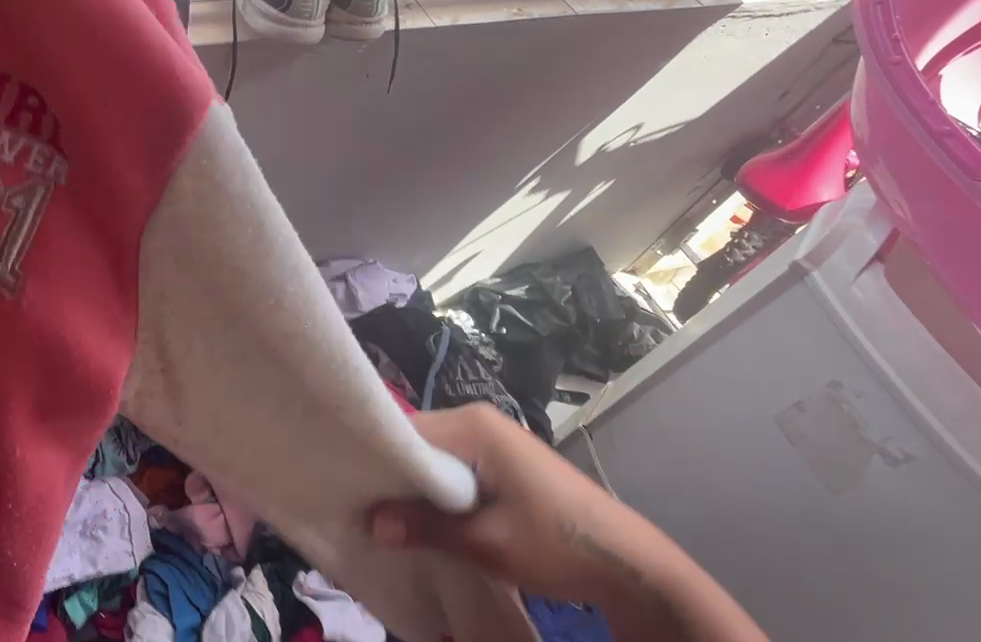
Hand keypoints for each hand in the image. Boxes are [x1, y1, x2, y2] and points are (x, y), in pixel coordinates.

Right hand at [371, 406, 705, 615]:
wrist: (627, 562)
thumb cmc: (558, 543)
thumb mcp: (488, 543)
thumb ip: (427, 526)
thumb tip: (371, 522)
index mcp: (473, 424)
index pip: (405, 431)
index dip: (378, 462)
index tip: (353, 492)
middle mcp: (478, 418)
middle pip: (418, 440)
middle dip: (397, 477)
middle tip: (368, 511)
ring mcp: (492, 436)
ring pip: (435, 456)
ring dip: (419, 487)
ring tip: (392, 518)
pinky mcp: (501, 457)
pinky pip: (454, 465)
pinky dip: (440, 490)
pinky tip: (429, 518)